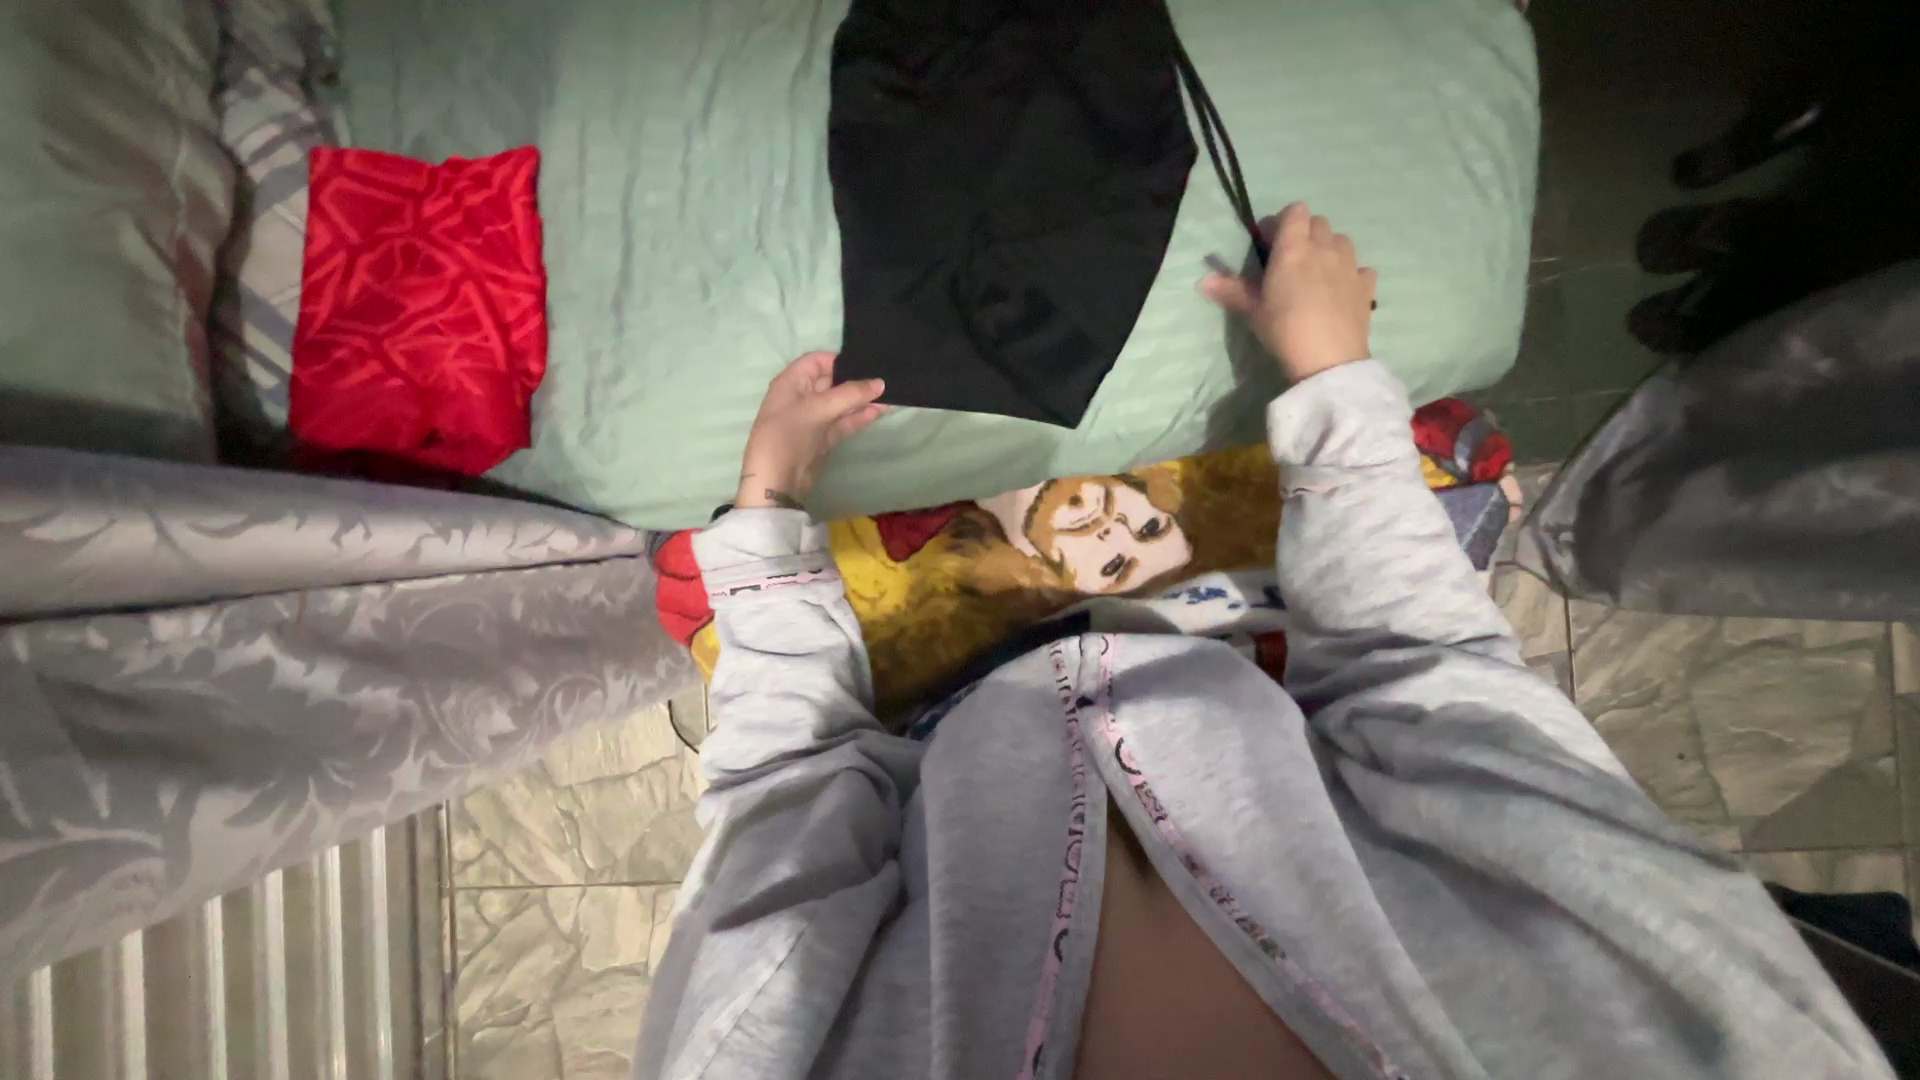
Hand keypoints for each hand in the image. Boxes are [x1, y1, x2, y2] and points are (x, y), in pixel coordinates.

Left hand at [735, 352, 887, 510]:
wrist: (777, 481)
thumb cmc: (788, 435)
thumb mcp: (817, 409)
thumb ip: (850, 394)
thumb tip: (880, 382)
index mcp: (791, 382)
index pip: (817, 360)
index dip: (840, 360)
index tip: (867, 363)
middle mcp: (802, 396)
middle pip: (832, 381)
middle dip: (856, 380)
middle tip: (886, 378)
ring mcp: (814, 418)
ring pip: (841, 403)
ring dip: (862, 400)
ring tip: (890, 396)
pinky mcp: (824, 437)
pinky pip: (844, 421)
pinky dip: (859, 417)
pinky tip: (879, 412)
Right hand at [1200, 203, 1376, 382]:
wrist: (1327, 359)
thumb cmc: (1283, 330)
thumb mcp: (1252, 311)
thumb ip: (1231, 290)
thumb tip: (1202, 280)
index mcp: (1294, 248)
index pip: (1295, 211)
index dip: (1283, 222)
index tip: (1270, 243)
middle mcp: (1325, 247)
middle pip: (1318, 222)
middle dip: (1305, 234)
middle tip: (1290, 261)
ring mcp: (1350, 264)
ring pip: (1341, 240)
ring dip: (1328, 249)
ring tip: (1316, 274)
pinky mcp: (1366, 284)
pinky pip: (1359, 267)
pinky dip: (1350, 273)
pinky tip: (1340, 291)